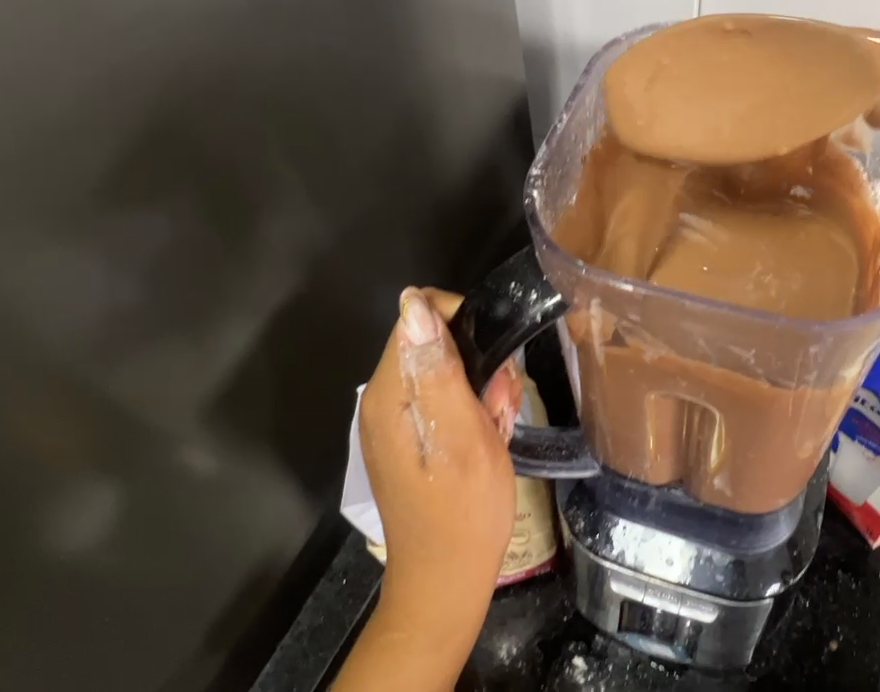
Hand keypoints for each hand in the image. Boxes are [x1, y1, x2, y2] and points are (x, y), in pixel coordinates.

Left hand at [332, 287, 520, 691]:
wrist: (447, 579)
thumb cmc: (464, 509)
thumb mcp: (463, 433)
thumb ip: (439, 367)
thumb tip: (414, 301)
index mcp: (388, 394)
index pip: (418, 317)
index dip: (463, 325)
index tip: (492, 366)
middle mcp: (382, 400)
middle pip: (433, 342)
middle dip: (478, 364)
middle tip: (498, 408)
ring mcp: (393, 421)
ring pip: (444, 369)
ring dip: (481, 389)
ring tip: (495, 427)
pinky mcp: (407, 438)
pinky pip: (443, 397)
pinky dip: (472, 410)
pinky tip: (485, 438)